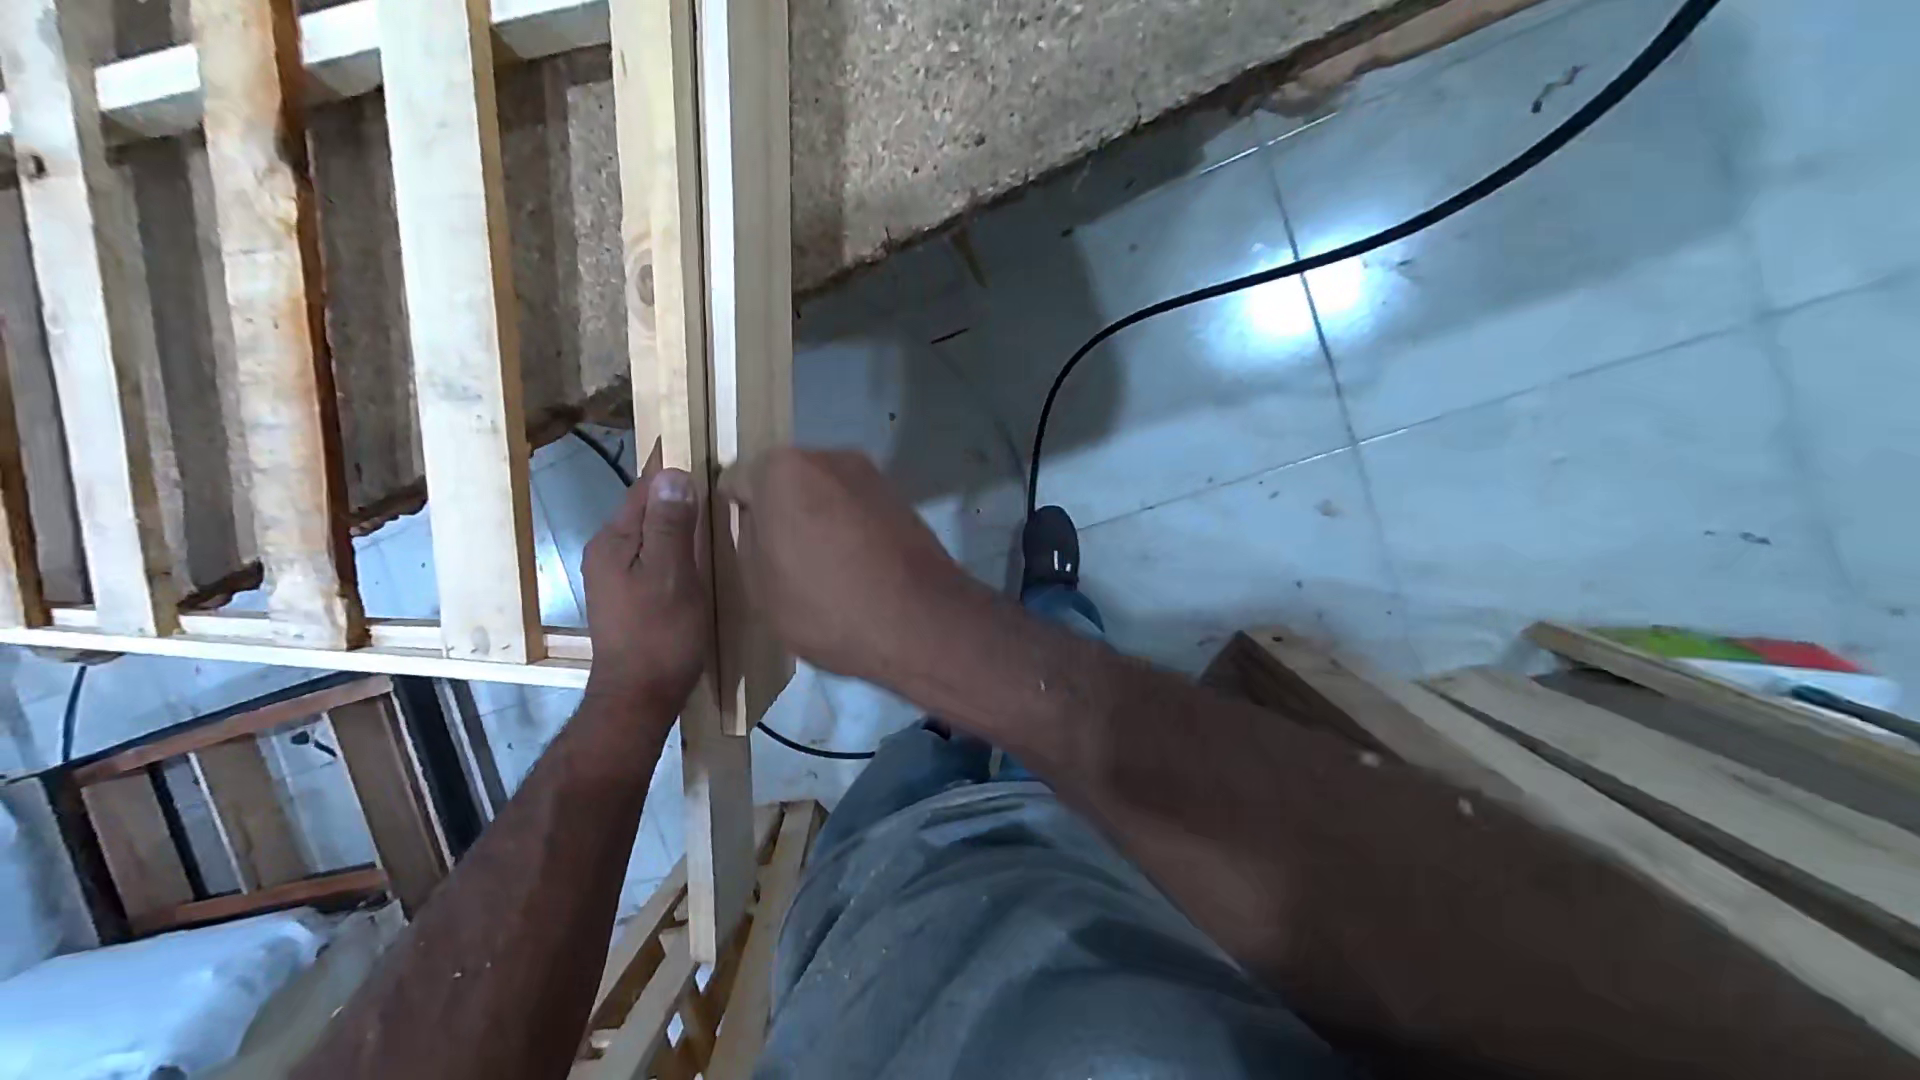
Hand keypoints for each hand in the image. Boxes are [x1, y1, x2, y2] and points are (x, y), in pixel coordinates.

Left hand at [582, 444, 709, 713]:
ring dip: (680, 525)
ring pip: (651, 532)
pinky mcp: (626, 592)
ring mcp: (614, 573)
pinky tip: (698, 559)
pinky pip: (653, 554)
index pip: (645, 487)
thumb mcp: (672, 575)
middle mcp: (606, 550)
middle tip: (724, 499)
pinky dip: (676, 548)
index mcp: (614, 540)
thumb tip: (674, 473)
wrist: (640, 695)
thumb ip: (671, 525)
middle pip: (647, 508)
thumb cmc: (662, 634)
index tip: (714, 469)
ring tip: (717, 526)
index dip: (677, 475)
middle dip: (681, 499)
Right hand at [719, 448, 977, 679]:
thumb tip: (761, 520)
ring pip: (826, 492)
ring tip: (827, 566)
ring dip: (819, 517)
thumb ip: (749, 540)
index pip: (738, 481)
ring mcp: (871, 474)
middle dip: (782, 510)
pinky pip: (858, 506)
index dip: (737, 516)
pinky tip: (858, 565)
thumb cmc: (826, 606)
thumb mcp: (760, 586)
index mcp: (781, 469)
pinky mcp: (902, 497)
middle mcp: (829, 456)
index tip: (749, 549)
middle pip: (787, 480)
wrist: (920, 621)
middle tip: (785, 559)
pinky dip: (851, 526)